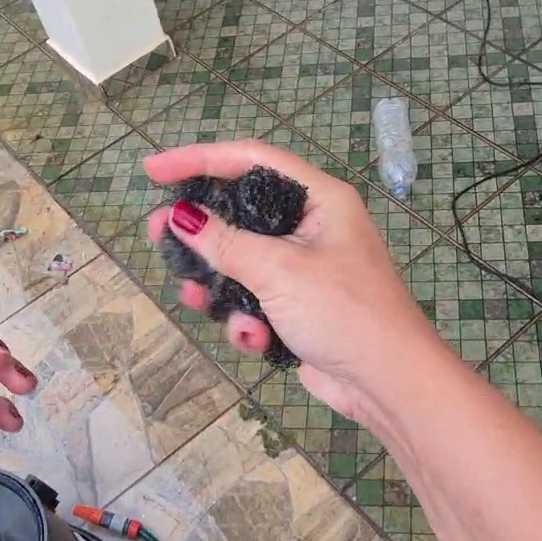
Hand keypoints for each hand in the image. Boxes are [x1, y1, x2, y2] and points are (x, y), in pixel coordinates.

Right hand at [144, 140, 452, 425]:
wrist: (387, 382)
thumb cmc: (344, 312)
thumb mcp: (280, 271)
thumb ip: (225, 242)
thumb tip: (179, 217)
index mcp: (319, 199)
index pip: (251, 160)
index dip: (199, 158)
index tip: (153, 169)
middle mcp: (312, 227)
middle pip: (239, 214)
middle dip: (200, 234)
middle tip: (158, 238)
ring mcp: (304, 270)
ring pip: (240, 264)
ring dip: (219, 286)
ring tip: (198, 302)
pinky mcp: (297, 307)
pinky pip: (254, 300)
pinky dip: (246, 318)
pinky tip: (253, 338)